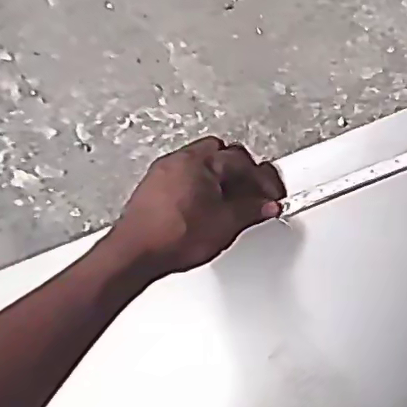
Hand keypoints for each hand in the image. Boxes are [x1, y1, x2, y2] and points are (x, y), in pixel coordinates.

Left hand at [99, 136, 286, 278]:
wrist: (134, 255)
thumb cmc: (171, 237)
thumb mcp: (227, 223)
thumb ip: (252, 210)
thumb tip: (265, 205)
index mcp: (199, 163)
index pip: (242, 162)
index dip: (264, 180)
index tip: (272, 196)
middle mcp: (178, 161)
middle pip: (221, 152)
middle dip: (243, 170)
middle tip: (256, 190)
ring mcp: (163, 173)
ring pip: (202, 163)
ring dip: (221, 177)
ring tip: (234, 199)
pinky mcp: (154, 188)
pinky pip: (186, 176)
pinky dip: (202, 185)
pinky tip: (209, 206)